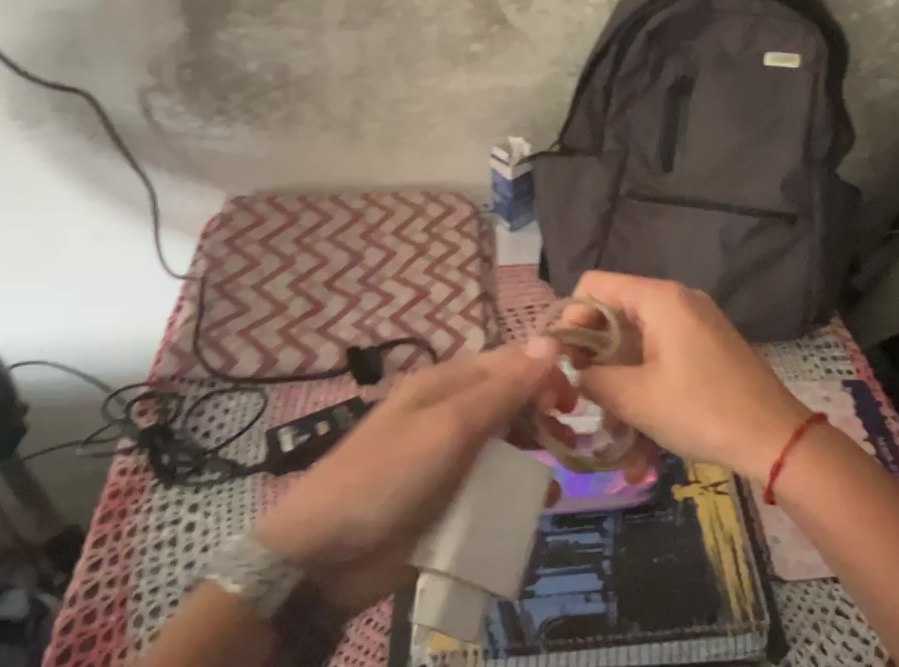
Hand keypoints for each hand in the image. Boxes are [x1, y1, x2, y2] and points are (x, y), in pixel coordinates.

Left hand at [250, 338, 572, 615]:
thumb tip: (552, 340)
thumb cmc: (386, 477)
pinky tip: (538, 502)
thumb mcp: (449, 428)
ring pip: (509, 440)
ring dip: (538, 449)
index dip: (546, 372)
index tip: (575, 398)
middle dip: (546, 411)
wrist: (324, 558)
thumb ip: (502, 389)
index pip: (509, 361)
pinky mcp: (450, 497)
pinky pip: (496, 482)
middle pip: (512, 399)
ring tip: (563, 469)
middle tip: (571, 438)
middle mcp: (451, 412)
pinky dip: (520, 487)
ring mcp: (450, 457)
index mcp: (446, 383)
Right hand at [558, 272, 810, 481]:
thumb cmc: (701, 410)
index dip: (570, 318)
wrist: (774, 437)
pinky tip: (637, 422)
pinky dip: (643, 379)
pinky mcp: (707, 347)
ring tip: (607, 417)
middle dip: (592, 350)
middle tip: (579, 390)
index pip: (594, 285)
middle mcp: (677, 300)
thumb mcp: (635, 397)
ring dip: (617, 373)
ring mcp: (695, 323)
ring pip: (637, 338)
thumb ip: (593, 378)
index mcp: (659, 298)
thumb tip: (577, 372)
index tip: (561, 360)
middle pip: (615, 310)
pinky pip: (661, 353)